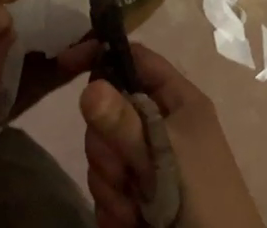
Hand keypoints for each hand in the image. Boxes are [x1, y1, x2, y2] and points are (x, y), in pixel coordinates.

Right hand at [80, 43, 263, 227]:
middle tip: (122, 171)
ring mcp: (148, 161)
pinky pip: (104, 186)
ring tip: (134, 209)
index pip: (133, 59)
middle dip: (107, 145)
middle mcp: (161, 126)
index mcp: (177, 102)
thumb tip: (87, 88)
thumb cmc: (203, 198)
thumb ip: (124, 123)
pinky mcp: (136, 195)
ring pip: (102, 152)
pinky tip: (130, 222)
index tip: (64, 66)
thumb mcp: (166, 156)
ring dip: (110, 183)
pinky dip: (112, 207)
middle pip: (108, 109)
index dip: (100, 55)